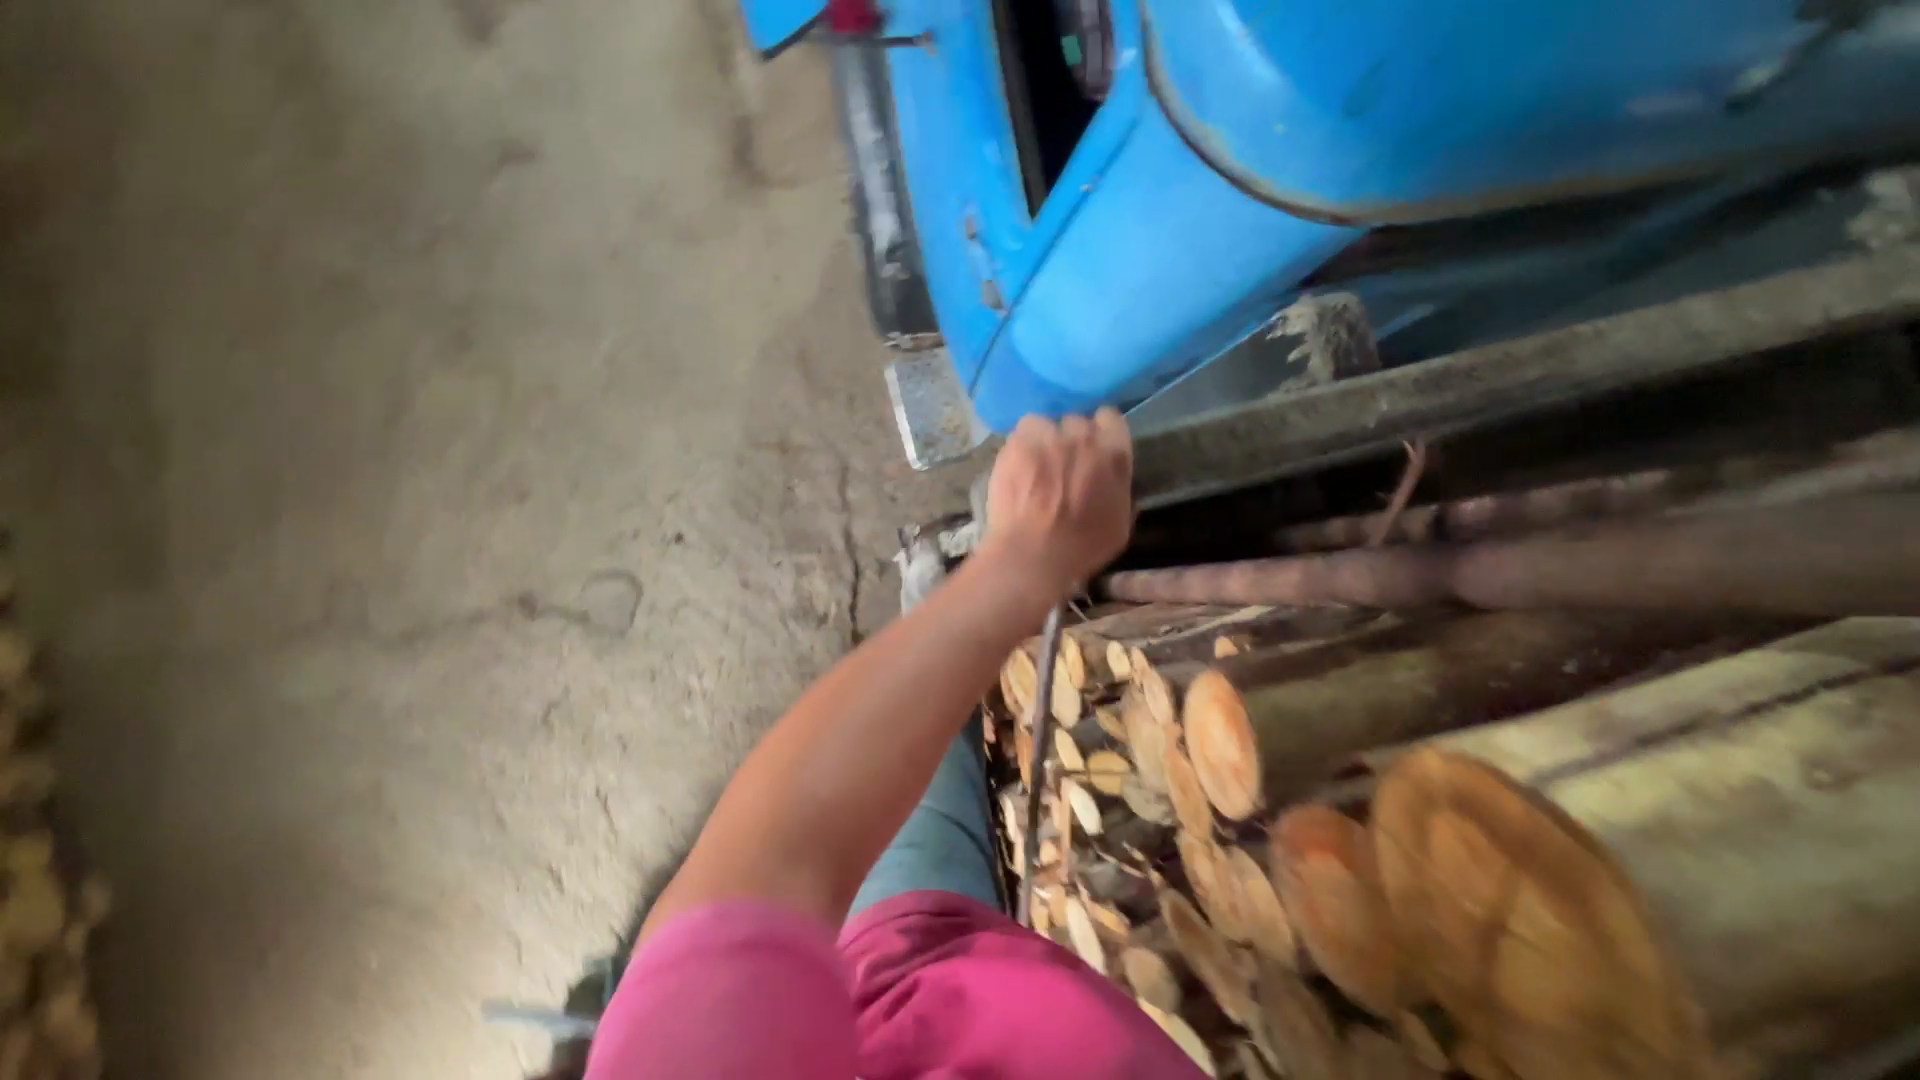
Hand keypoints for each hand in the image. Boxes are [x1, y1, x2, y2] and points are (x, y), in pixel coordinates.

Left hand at [981, 407, 1132, 594]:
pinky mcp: (1016, 444)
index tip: (1094, 448)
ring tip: (1035, 463)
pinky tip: (1016, 467)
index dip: (1101, 432)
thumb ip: (1120, 492)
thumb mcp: (1120, 525)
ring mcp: (1047, 437)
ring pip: (1045, 424)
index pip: (1110, 418)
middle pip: (1076, 421)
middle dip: (1070, 438)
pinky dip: (1019, 446)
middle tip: (1062, 462)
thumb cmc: (1081, 547)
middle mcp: (1082, 437)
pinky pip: (1020, 433)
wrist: (1033, 554)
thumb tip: (1115, 482)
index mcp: (1113, 453)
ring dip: (1043, 439)